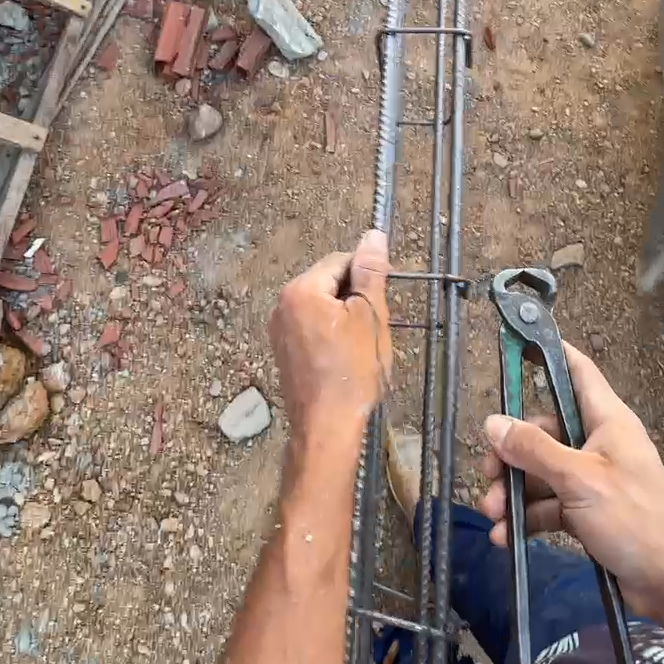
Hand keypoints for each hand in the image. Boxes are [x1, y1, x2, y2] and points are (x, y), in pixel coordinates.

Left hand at [268, 229, 392, 439]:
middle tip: (374, 326)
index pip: (340, 261)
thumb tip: (373, 235)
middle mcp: (282, 304)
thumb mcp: (370, 315)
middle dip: (354, 296)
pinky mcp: (284, 350)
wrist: (327, 428)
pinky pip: (312, 325)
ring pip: (322, 304)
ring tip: (362, 344)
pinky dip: (332, 331)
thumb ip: (370, 271)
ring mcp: (279, 329)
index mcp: (300, 290)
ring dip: (345, 314)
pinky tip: (347, 356)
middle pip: (328, 281)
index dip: (366, 275)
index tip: (383, 299)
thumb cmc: (352, 371)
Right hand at [476, 343, 663, 621]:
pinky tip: (505, 535)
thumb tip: (493, 423)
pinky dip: (528, 517)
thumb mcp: (579, 479)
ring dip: (515, 490)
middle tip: (488, 472)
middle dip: (512, 451)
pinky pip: (550, 504)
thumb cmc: (636, 520)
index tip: (516, 344)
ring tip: (492, 512)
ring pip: (543, 471)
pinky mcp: (590, 512)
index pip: (576, 370)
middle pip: (545, 430)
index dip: (549, 353)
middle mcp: (599, 442)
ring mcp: (594, 479)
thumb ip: (534, 449)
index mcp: (607, 419)